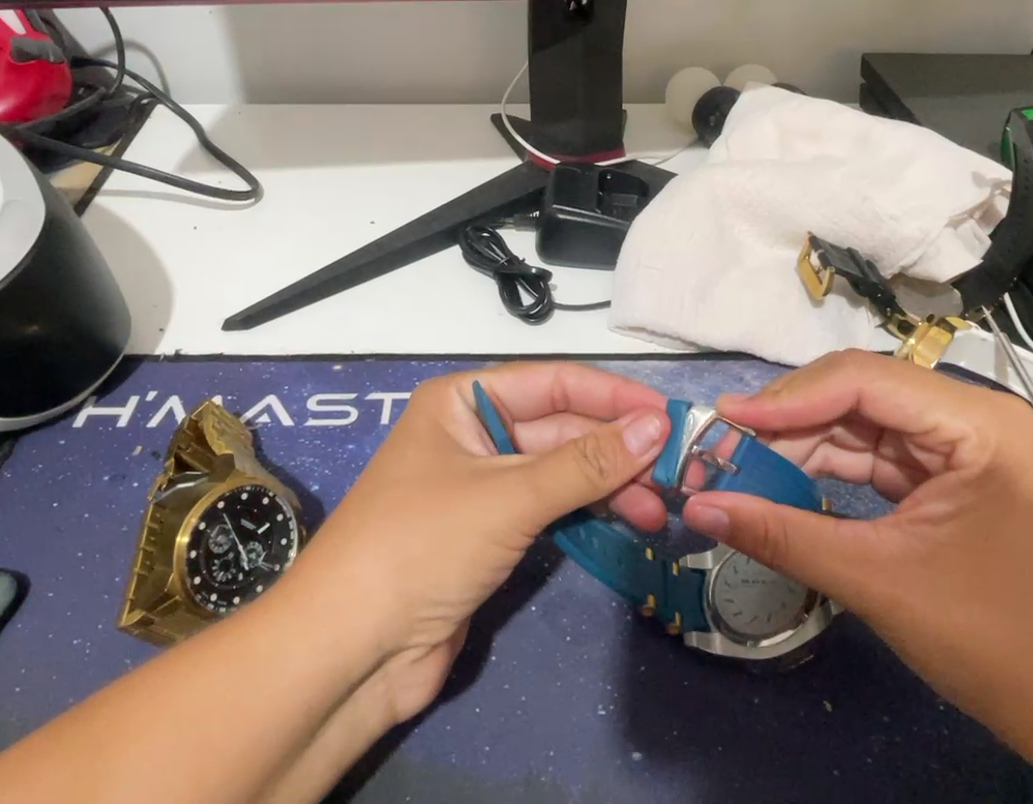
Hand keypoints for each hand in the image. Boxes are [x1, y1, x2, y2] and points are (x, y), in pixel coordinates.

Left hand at [286, 362, 669, 724]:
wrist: (351, 650)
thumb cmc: (421, 547)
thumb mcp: (509, 496)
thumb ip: (587, 462)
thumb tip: (657, 423)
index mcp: (462, 402)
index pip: (553, 383)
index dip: (614, 396)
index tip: (671, 415)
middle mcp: (473, 434)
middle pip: (562, 428)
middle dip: (619, 448)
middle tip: (681, 472)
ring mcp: (482, 487)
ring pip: (562, 472)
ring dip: (612, 485)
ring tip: (663, 508)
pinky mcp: (490, 534)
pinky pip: (552, 508)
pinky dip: (590, 513)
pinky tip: (631, 522)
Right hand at [678, 350, 1032, 733]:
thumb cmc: (988, 637)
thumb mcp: (875, 579)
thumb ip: (780, 535)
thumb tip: (696, 506)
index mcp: (976, 424)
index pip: (864, 381)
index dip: (788, 398)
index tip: (724, 421)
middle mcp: (966, 416)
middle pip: (855, 393)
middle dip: (786, 421)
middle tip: (721, 446)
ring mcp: (953, 442)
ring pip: (853, 420)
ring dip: (795, 442)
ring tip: (736, 464)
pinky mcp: (937, 470)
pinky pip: (864, 451)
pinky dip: (818, 465)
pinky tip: (774, 479)